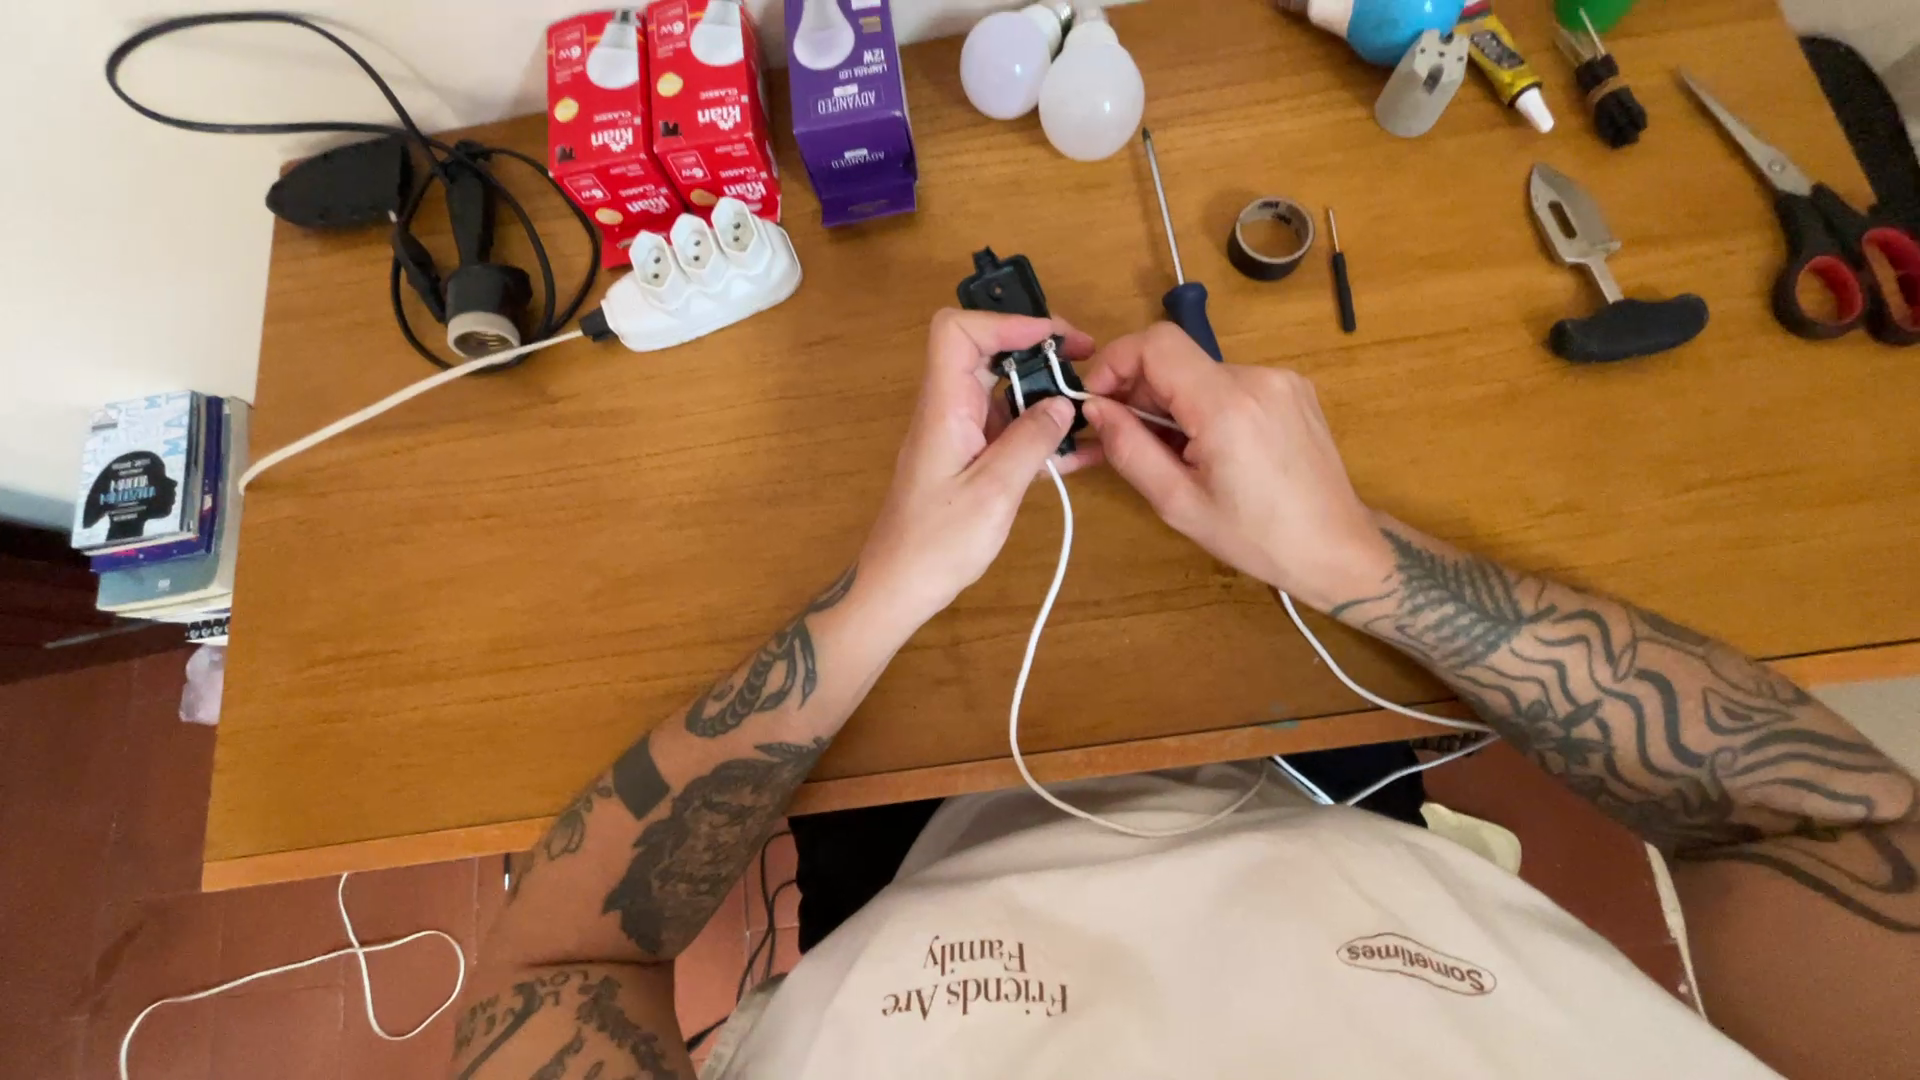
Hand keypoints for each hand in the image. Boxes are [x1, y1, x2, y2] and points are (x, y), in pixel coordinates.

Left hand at [859, 309, 1098, 631]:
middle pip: (985, 354)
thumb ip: (1031, 441)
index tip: (1056, 340)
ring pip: (1001, 395)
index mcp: (944, 407)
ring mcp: (957, 437)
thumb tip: (1062, 404)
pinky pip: (1005, 432)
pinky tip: (1080, 451)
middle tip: (1084, 366)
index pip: (958, 331)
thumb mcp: (994, 492)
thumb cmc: (938, 543)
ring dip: (1044, 398)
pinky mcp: (967, 462)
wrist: (899, 587)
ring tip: (1091, 412)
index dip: (1006, 322)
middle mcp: (948, 412)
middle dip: (1037, 353)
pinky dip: (1039, 435)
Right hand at [1078, 324, 1391, 610]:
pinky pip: (1227, 384)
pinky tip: (1203, 448)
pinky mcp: (1291, 388)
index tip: (1095, 401)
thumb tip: (1095, 408)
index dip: (1114, 363)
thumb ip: (1129, 448)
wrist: (1336, 547)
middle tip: (1119, 439)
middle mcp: (1256, 377)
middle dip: (1137, 392)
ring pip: (1198, 373)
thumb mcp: (1177, 503)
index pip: (1155, 344)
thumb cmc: (1254, 537)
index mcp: (1227, 405)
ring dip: (1168, 403)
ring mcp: (1279, 379)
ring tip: (1165, 453)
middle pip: (1175, 359)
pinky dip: (1200, 406)